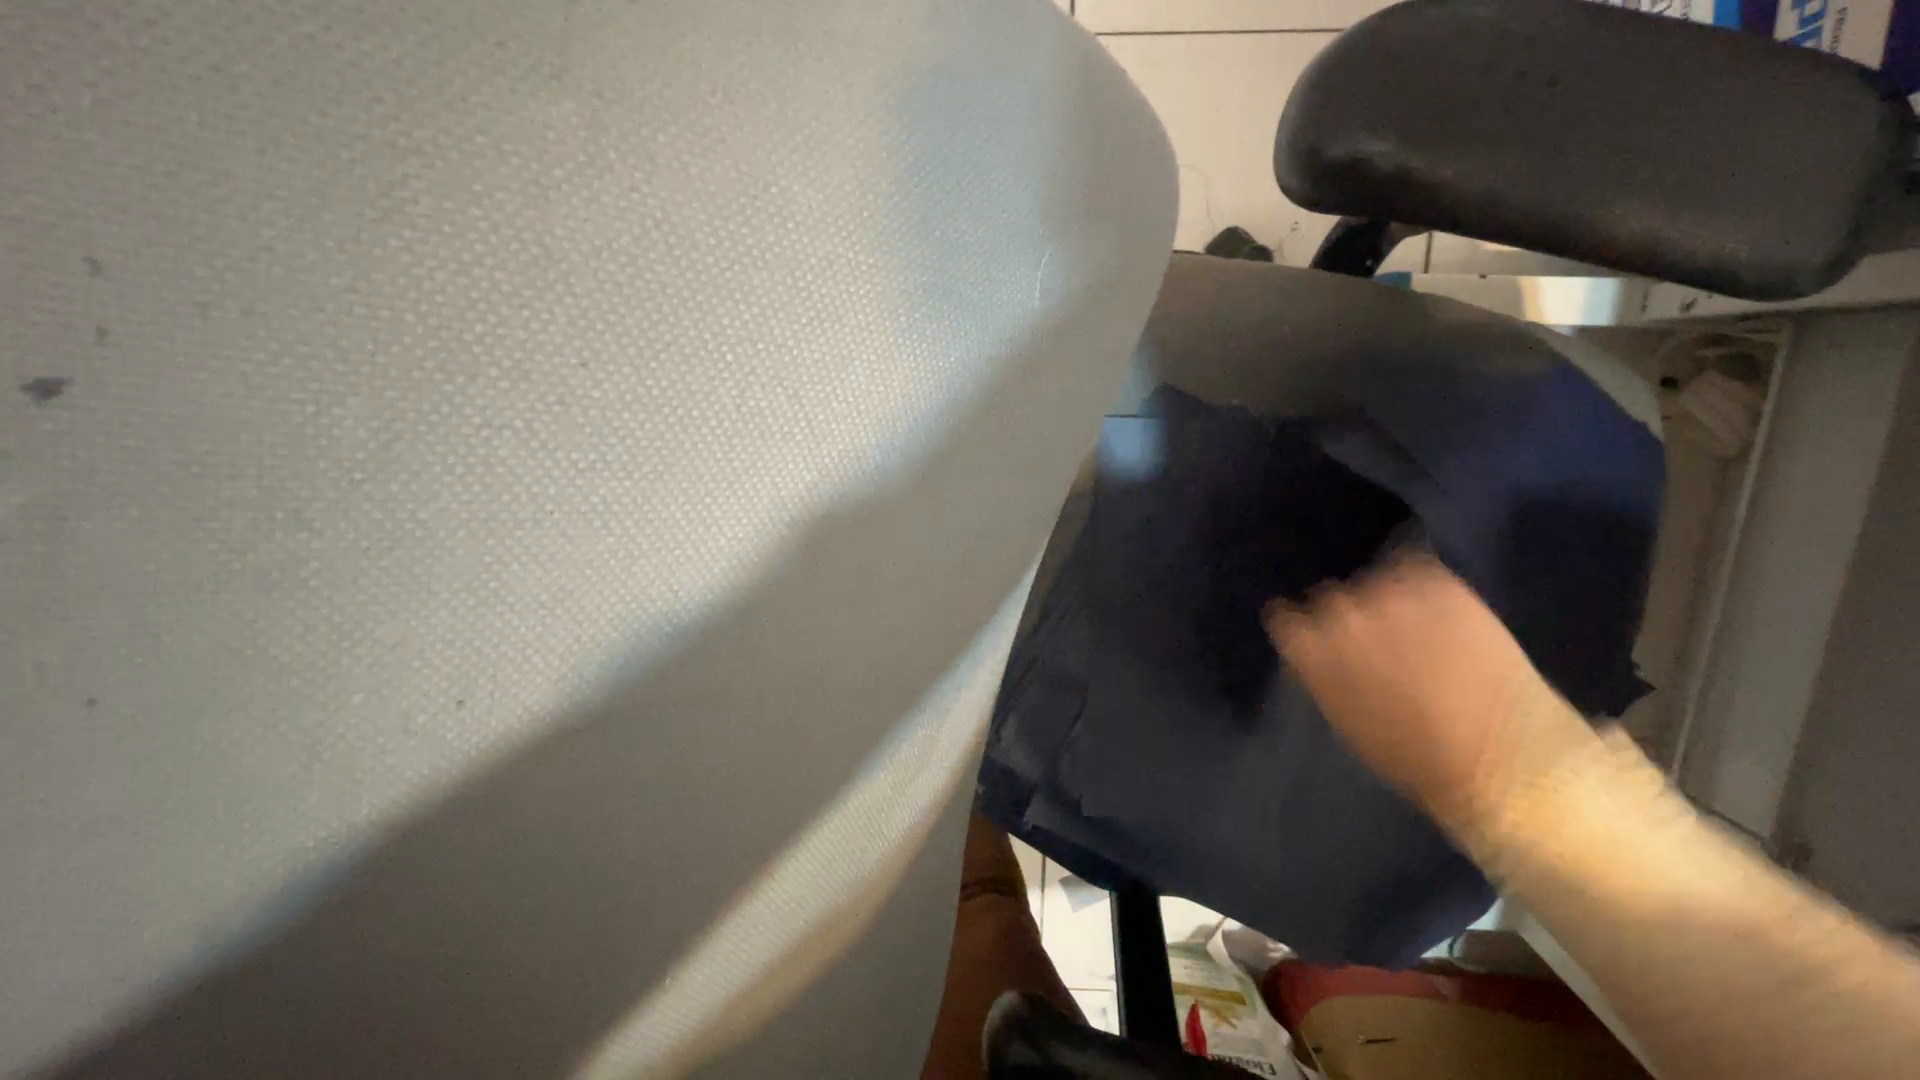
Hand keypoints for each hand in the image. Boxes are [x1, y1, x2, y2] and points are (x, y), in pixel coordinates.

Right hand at [1264, 555, 1547, 825]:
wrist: (1497, 754)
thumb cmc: (1412, 756)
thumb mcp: (1342, 715)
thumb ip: (1322, 669)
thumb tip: (1322, 649)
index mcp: (1306, 646)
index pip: (1283, 616)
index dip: (1303, 627)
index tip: (1320, 638)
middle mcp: (1336, 608)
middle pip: (1328, 595)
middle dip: (1345, 612)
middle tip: (1374, 635)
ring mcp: (1385, 589)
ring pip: (1372, 577)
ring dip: (1384, 596)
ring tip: (1411, 620)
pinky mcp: (1433, 578)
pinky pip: (1412, 562)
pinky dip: (1419, 581)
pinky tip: (1435, 604)